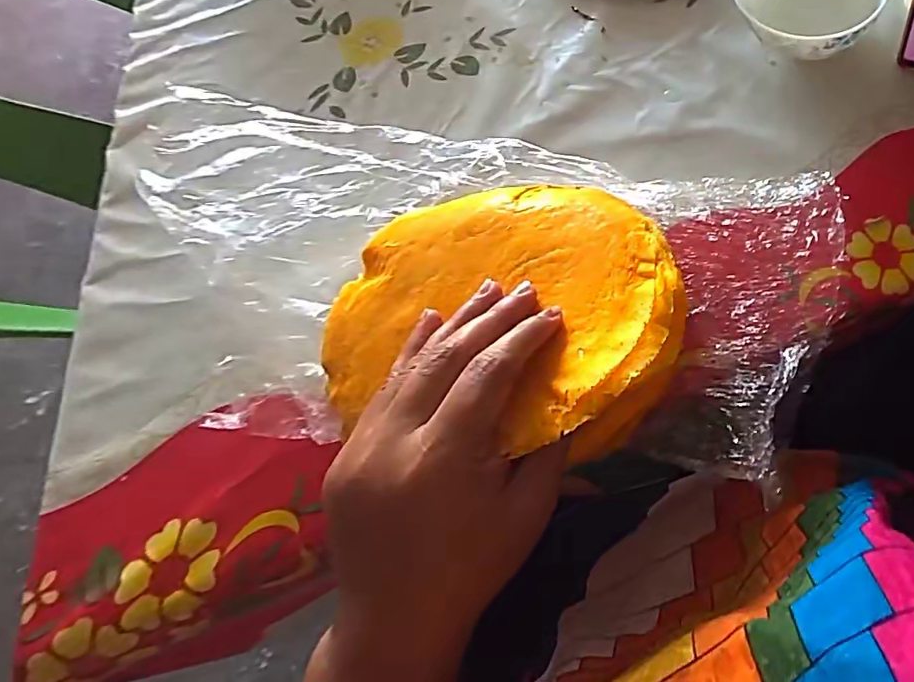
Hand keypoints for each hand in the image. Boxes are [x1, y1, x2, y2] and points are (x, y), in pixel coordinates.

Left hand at [310, 281, 567, 681]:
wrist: (391, 624)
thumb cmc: (474, 567)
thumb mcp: (529, 511)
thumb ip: (548, 447)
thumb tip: (565, 394)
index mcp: (442, 458)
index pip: (487, 374)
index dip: (522, 338)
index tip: (553, 316)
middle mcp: (394, 442)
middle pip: (448, 359)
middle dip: (493, 319)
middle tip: (527, 289)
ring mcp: (362, 446)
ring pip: (412, 366)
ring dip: (455, 323)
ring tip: (487, 289)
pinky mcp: (348, 452)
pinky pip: (384, 388)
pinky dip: (412, 350)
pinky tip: (431, 320)